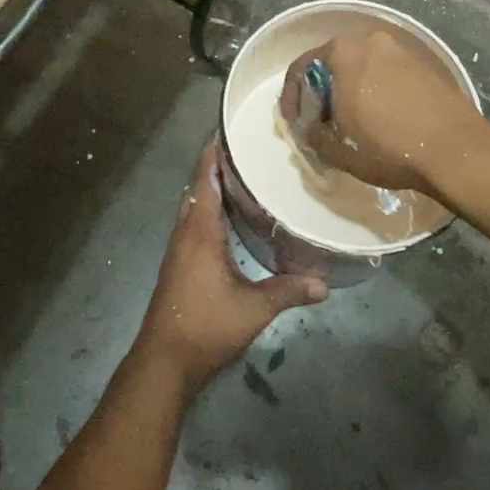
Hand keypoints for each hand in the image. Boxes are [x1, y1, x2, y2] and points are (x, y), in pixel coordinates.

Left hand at [134, 142, 328, 391]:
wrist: (164, 361)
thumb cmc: (206, 326)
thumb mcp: (253, 309)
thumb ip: (288, 292)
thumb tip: (325, 284)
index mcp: (200, 230)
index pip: (204, 177)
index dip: (214, 152)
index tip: (230, 128)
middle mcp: (185, 232)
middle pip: (199, 187)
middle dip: (219, 166)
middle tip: (249, 150)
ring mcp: (179, 249)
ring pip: (195, 206)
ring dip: (214, 189)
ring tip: (246, 177)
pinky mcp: (179, 264)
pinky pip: (195, 224)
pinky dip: (211, 211)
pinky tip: (232, 220)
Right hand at [278, 28, 480, 193]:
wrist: (458, 151)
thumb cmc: (389, 148)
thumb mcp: (338, 150)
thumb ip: (314, 136)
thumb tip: (312, 129)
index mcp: (343, 53)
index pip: (301, 69)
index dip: (291, 98)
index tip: (295, 123)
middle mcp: (370, 41)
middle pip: (334, 64)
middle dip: (324, 93)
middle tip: (324, 123)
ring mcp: (402, 50)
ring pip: (364, 68)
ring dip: (353, 91)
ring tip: (355, 123)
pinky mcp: (426, 65)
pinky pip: (389, 74)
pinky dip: (379, 91)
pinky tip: (385, 119)